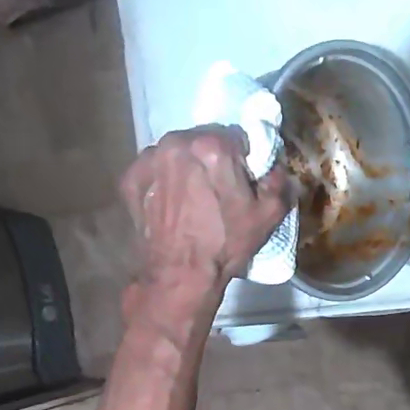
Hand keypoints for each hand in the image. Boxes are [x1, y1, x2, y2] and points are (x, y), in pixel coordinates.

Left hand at [120, 127, 290, 307]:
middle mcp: (177, 143)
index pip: (237, 136)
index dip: (244, 157)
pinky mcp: (130, 177)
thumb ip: (279, 181)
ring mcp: (149, 159)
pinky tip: (172, 202)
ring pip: (177, 152)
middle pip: (204, 139)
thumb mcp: (268, 214)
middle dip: (213, 158)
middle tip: (219, 187)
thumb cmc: (226, 242)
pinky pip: (155, 168)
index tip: (243, 177)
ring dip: (187, 165)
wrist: (180, 273)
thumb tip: (276, 167)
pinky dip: (164, 179)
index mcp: (213, 146)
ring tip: (194, 195)